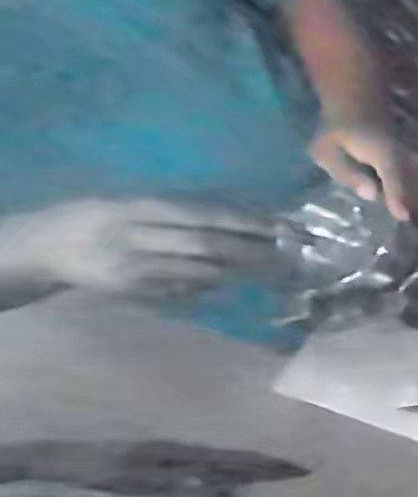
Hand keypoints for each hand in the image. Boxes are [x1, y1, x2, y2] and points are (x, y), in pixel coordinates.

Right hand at [0, 198, 273, 298]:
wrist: (44, 247)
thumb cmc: (109, 221)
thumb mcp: (139, 206)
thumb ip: (190, 211)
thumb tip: (259, 218)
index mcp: (135, 208)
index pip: (202, 215)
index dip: (247, 222)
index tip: (287, 229)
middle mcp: (132, 235)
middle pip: (208, 245)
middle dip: (256, 250)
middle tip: (295, 255)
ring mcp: (131, 265)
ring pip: (204, 270)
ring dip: (248, 272)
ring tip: (282, 271)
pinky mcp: (132, 290)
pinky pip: (188, 288)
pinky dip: (218, 285)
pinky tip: (240, 282)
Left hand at [309, 123, 417, 220]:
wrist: (358, 110)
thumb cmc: (338, 134)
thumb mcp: (325, 152)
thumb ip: (345, 173)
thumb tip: (370, 194)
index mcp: (384, 156)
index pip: (394, 181)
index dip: (398, 200)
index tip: (403, 218)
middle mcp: (408, 159)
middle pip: (415, 188)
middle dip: (409, 203)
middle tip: (396, 214)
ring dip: (417, 199)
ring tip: (405, 209)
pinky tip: (412, 199)